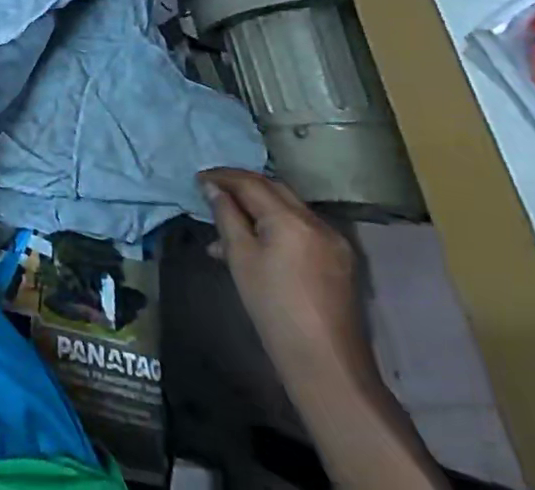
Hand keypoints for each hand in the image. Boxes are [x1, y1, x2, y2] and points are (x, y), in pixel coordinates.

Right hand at [199, 169, 372, 381]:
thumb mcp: (240, 256)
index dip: (222, 177)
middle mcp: (318, 223)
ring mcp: (334, 242)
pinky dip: (275, 226)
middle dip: (241, 185)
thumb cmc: (272, 303)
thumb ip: (226, 216)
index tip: (197, 179)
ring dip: (257, 206)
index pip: (252, 183)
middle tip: (211, 189)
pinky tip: (253, 243)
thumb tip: (212, 188)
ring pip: (288, 209)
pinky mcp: (338, 259)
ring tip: (226, 220)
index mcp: (292, 220)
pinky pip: (300, 229)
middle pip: (275, 190)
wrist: (323, 357)